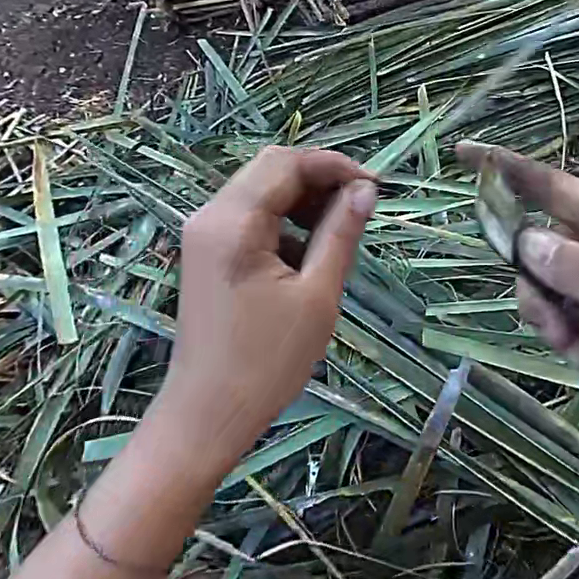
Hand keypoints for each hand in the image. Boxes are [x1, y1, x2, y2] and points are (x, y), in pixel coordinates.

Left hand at [166, 146, 375, 450]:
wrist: (208, 415)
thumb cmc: (267, 361)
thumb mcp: (318, 295)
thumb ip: (341, 233)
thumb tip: (366, 190)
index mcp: (233, 223)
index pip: (287, 164)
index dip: (334, 166)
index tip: (373, 187)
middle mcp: (211, 216)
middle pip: (271, 169)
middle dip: (319, 179)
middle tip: (359, 206)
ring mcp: (204, 233)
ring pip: (262, 190)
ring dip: (304, 200)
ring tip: (339, 231)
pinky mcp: (207, 252)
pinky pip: (252, 216)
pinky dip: (285, 221)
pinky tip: (309, 253)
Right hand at [457, 141, 578, 398]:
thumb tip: (523, 237)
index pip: (547, 182)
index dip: (503, 168)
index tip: (462, 154)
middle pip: (540, 245)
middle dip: (535, 289)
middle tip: (557, 333)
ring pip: (553, 281)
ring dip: (554, 318)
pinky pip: (574, 305)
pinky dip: (573, 331)